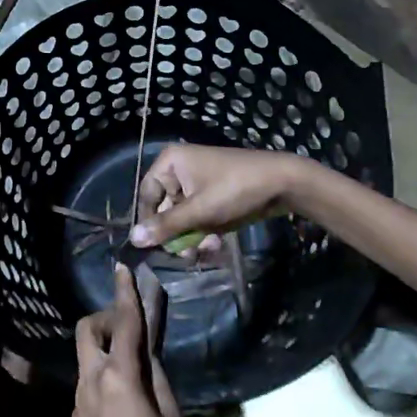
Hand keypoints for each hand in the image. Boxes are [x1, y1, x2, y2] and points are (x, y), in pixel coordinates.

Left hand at [74, 265, 188, 416]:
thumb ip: (158, 378)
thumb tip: (149, 350)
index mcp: (116, 380)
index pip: (123, 325)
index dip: (126, 294)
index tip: (123, 269)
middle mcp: (88, 386)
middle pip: (88, 333)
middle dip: (107, 317)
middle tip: (136, 321)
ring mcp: (77, 407)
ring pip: (86, 359)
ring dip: (105, 345)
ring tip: (138, 355)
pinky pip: (87, 383)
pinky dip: (103, 371)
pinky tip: (127, 390)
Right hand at [129, 144, 312, 252]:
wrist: (283, 183)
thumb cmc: (236, 189)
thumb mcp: (199, 210)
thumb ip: (166, 226)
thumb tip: (133, 240)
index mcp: (171, 162)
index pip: (147, 196)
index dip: (150, 222)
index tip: (156, 246)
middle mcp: (179, 170)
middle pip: (165, 209)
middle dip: (177, 234)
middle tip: (186, 254)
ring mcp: (197, 183)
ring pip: (182, 217)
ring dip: (191, 237)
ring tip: (206, 249)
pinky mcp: (212, 196)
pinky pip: (198, 217)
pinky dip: (204, 231)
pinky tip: (216, 243)